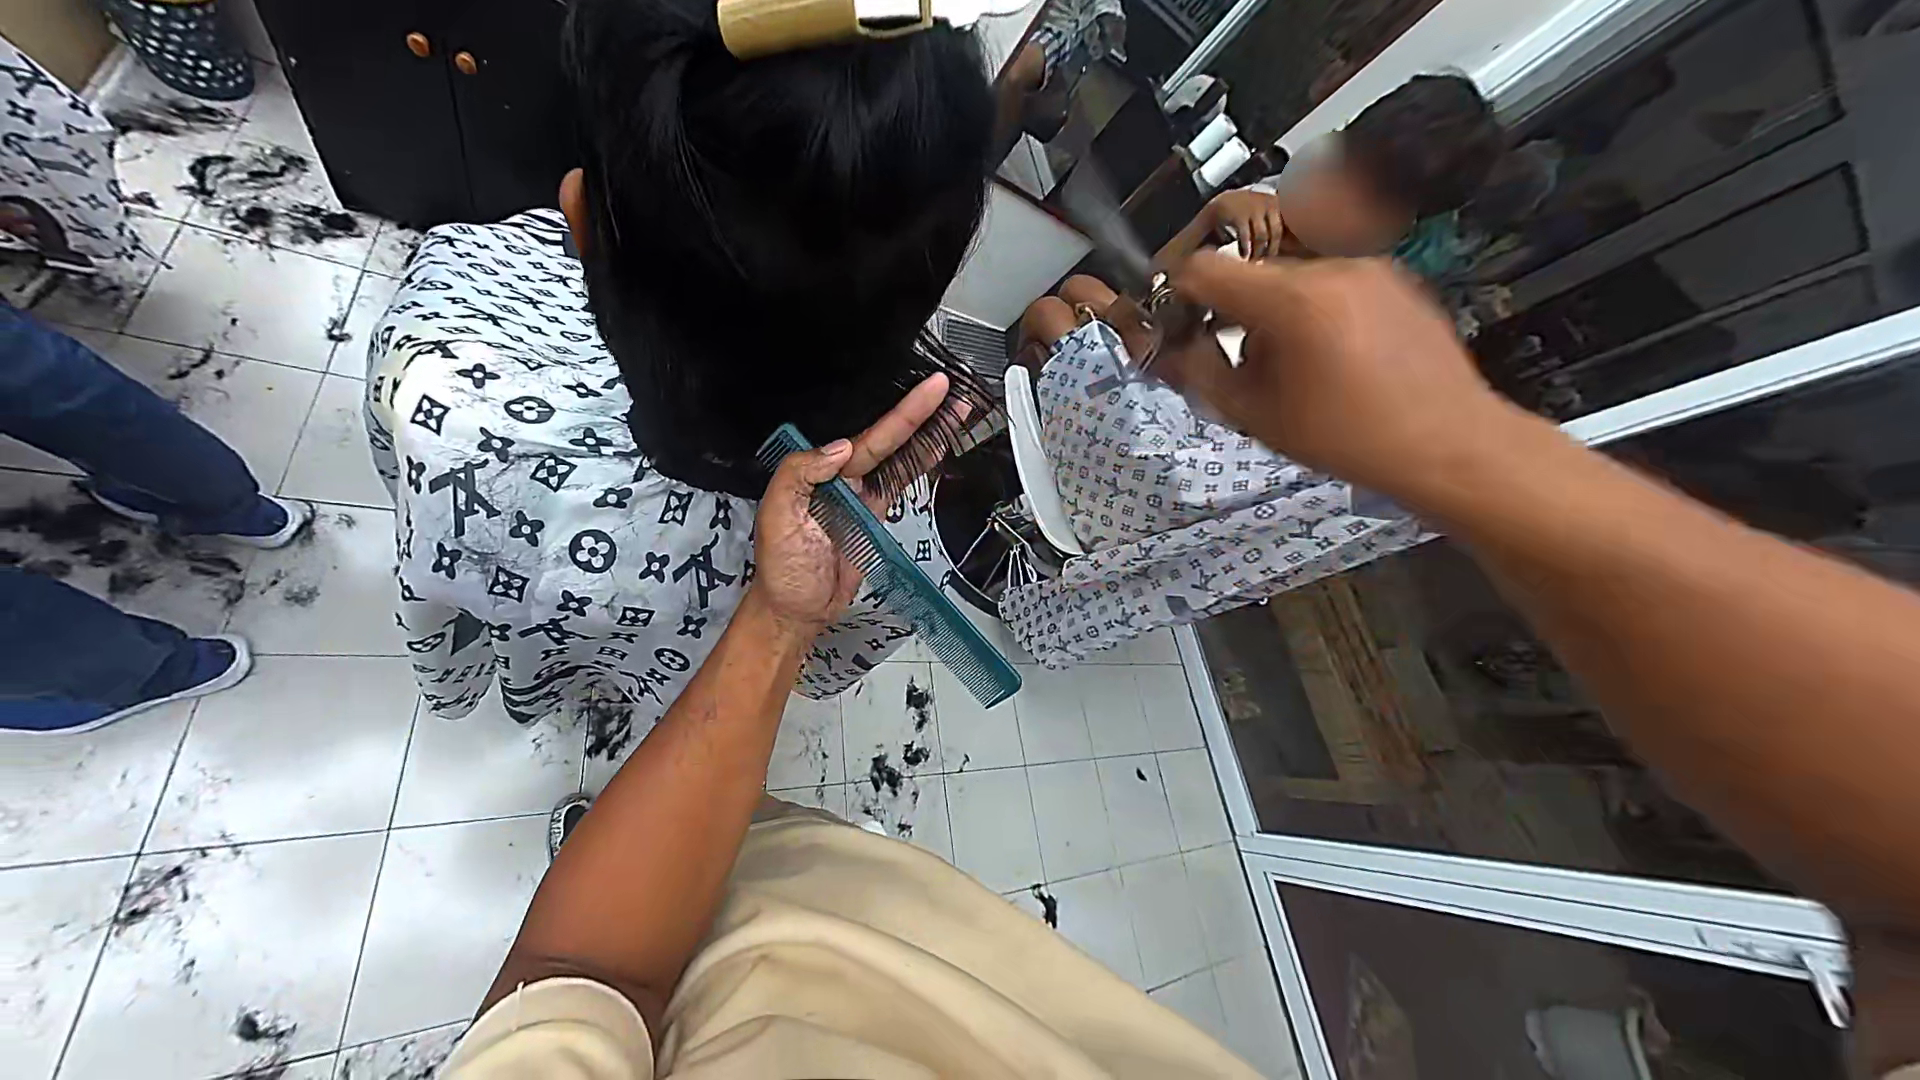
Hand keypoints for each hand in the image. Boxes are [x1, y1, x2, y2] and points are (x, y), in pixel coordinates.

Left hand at [747, 375, 950, 638]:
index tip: (926, 393)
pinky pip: (900, 484)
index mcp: (821, 473)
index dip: (901, 415)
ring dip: (926, 434)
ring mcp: (862, 497)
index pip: (867, 437)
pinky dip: (920, 464)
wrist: (797, 609)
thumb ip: (800, 475)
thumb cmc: (781, 569)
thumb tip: (838, 449)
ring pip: (899, 457)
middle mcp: (843, 479)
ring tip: (954, 413)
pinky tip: (935, 449)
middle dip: (920, 414)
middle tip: (949, 391)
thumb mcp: (776, 517)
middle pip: (889, 439)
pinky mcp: (875, 516)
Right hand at [1163, 252, 1532, 495]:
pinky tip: (1318, 351)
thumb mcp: (1253, 413)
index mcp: (1293, 299)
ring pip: (1285, 272)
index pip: (1205, 267)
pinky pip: (1325, 279)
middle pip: (1246, 267)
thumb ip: (1199, 371)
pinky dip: (1303, 305)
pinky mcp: (1391, 277)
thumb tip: (1169, 347)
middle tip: (1220, 345)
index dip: (1177, 292)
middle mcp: (1331, 266)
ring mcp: (1367, 266)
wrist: (1445, 442)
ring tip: (1276, 357)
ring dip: (1263, 306)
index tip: (1174, 320)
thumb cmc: (1344, 437)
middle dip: (1222, 304)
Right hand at [1208, 189, 1286, 259]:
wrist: (1222, 202)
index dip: (1283, 242)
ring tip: (1254, 260)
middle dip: (1271, 249)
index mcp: (1278, 203)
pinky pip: (1246, 238)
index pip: (1287, 226)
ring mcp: (1254, 209)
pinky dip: (1245, 249)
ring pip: (1261, 237)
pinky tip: (1244, 255)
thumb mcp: (1264, 211)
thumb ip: (1276, 222)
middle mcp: (1269, 204)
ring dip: (1258, 252)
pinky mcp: (1239, 217)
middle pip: (1276, 233)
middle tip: (1265, 260)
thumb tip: (1288, 244)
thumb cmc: (1247, 212)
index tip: (1277, 254)